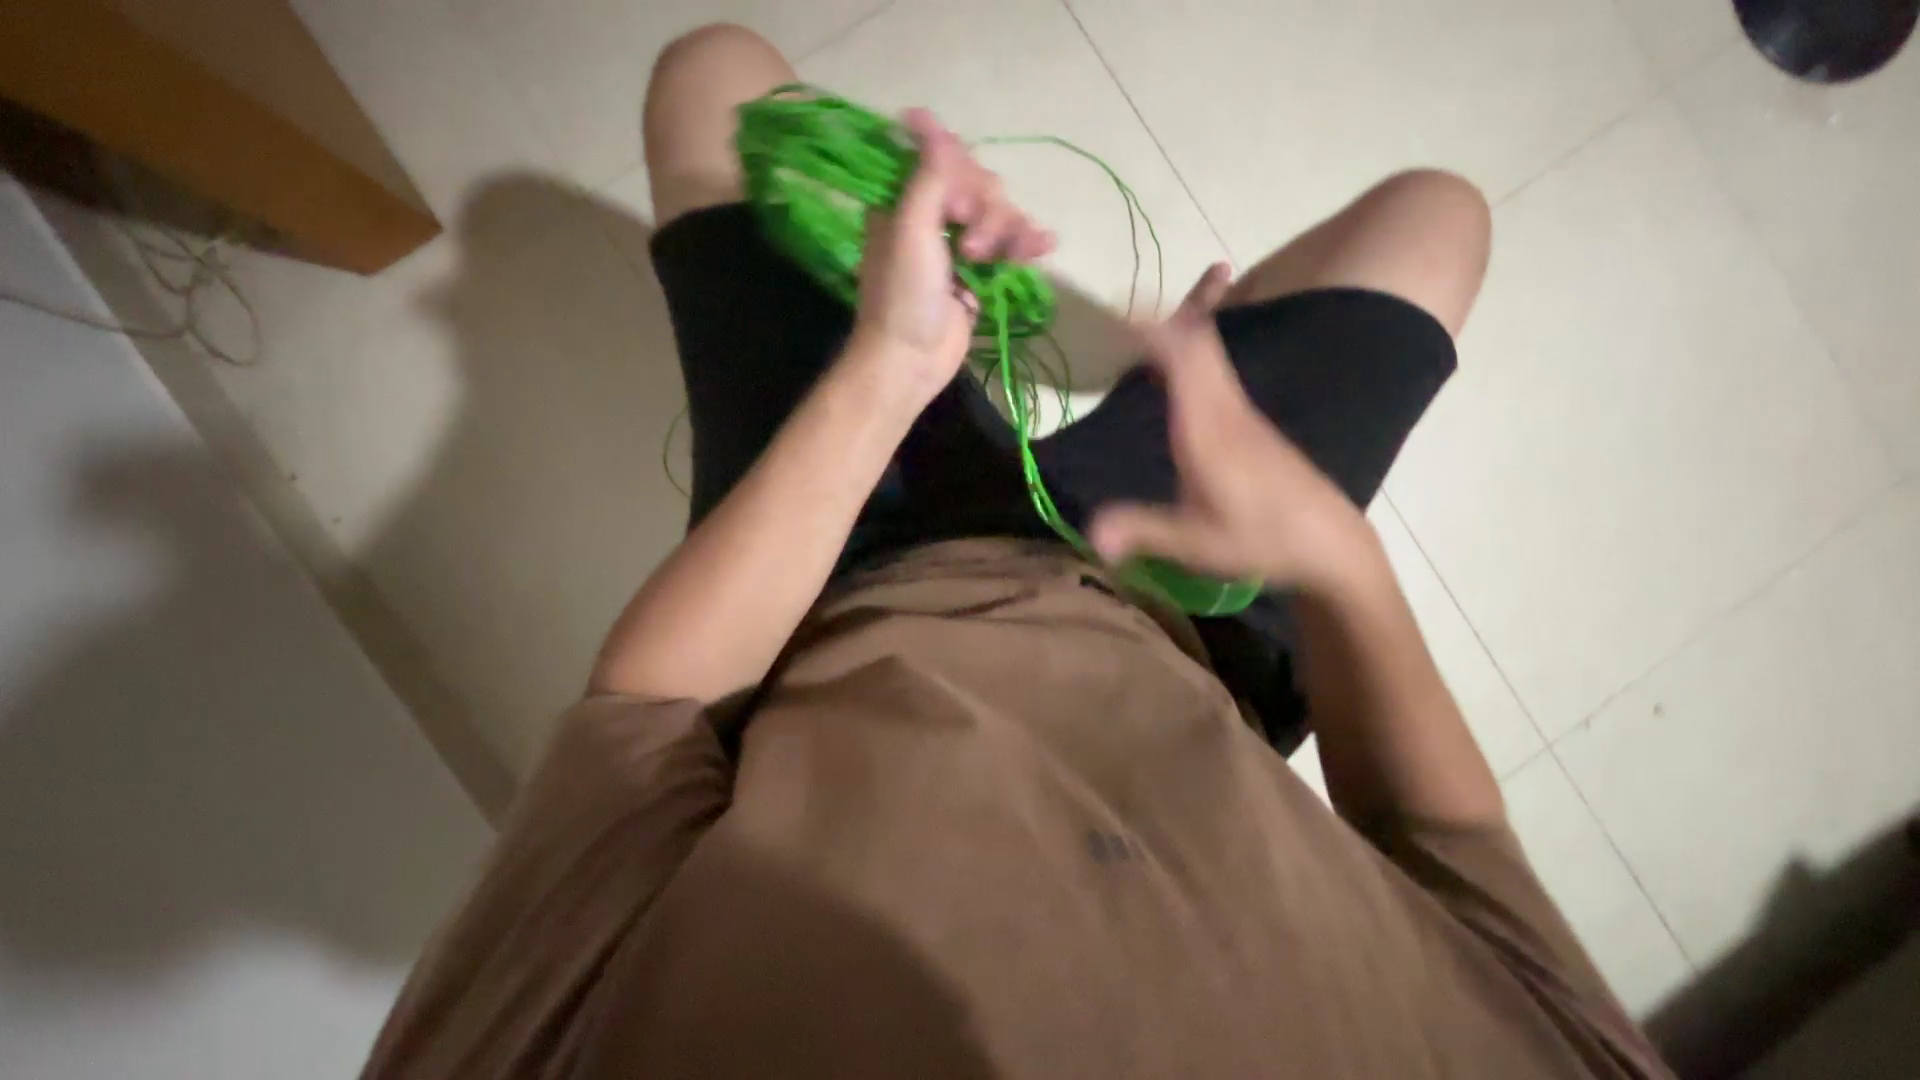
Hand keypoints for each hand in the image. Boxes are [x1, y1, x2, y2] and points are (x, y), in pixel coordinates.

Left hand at [850, 109, 1055, 401]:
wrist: (910, 361)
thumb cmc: (902, 296)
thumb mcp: (911, 229)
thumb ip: (928, 175)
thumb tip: (923, 116)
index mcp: (903, 199)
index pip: (944, 159)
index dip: (961, 173)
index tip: (960, 203)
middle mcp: (930, 216)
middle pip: (977, 184)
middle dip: (985, 209)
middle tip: (971, 246)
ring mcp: (956, 245)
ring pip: (997, 214)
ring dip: (1005, 229)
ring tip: (991, 259)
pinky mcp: (978, 272)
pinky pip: (1008, 244)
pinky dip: (1025, 243)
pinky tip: (1045, 245)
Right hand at [1088, 264, 1382, 593]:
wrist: (1328, 542)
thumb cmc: (1263, 539)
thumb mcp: (1197, 542)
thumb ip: (1143, 531)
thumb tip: (1091, 536)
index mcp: (1208, 428)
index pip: (1184, 358)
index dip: (1154, 329)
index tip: (1119, 313)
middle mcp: (1225, 409)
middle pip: (1202, 342)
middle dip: (1173, 309)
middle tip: (1130, 296)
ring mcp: (1240, 414)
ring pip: (1212, 352)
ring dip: (1185, 325)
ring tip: (1147, 313)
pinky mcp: (1248, 425)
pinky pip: (1215, 370)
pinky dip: (1193, 352)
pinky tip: (1176, 362)